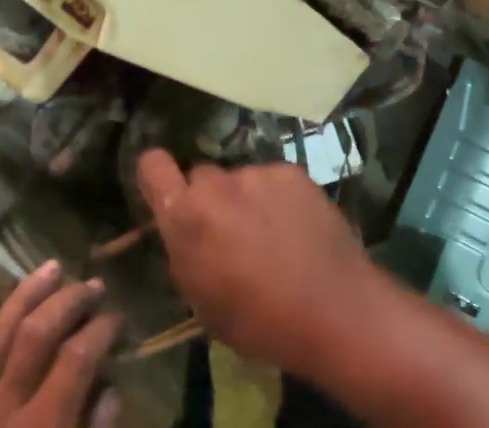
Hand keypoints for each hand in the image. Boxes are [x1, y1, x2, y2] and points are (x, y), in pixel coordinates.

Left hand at [0, 261, 123, 427]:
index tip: (119, 317)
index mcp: (44, 423)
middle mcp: (6, 403)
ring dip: (29, 294)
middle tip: (95, 285)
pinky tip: (20, 300)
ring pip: (1, 331)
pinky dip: (4, 318)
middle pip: (36, 334)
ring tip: (54, 267)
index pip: (75, 358)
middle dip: (68, 302)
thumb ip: (97, 427)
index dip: (101, 331)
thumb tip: (110, 385)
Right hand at [136, 149, 388, 373]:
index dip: (157, 176)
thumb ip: (184, 256)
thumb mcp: (202, 302)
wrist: (336, 312)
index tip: (169, 194)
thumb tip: (185, 236)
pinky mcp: (292, 173)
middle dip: (209, 200)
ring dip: (246, 201)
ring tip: (273, 237)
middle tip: (230, 233)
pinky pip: (273, 181)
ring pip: (240, 180)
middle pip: (201, 177)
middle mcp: (216, 185)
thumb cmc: (260, 322)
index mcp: (185, 218)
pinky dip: (278, 199)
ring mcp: (257, 174)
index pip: (152, 165)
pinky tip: (297, 230)